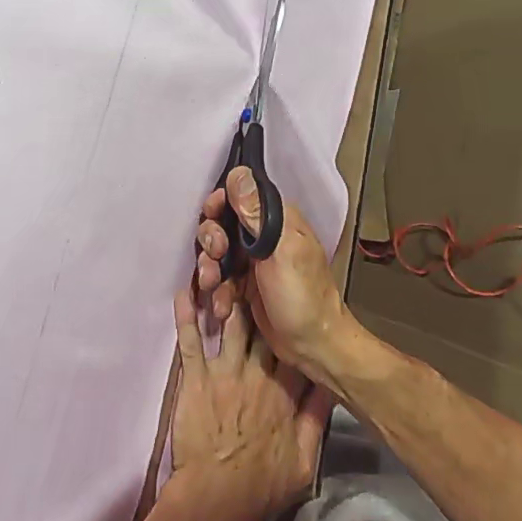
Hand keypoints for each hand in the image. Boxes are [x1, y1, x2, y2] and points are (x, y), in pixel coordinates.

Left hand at [166, 287, 327, 520]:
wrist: (216, 497)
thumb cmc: (262, 484)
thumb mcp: (305, 459)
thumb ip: (318, 420)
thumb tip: (333, 387)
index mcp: (284, 392)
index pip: (294, 348)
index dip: (294, 321)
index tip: (294, 295)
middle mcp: (257, 374)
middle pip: (263, 328)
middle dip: (263, 297)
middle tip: (261, 266)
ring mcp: (224, 373)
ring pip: (230, 325)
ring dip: (229, 295)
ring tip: (228, 264)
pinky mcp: (196, 378)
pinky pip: (191, 340)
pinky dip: (187, 315)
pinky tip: (185, 289)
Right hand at [194, 167, 346, 375]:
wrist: (312, 347)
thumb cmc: (303, 297)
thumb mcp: (281, 250)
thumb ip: (257, 214)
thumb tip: (239, 173)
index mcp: (278, 220)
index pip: (240, 196)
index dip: (220, 205)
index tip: (213, 217)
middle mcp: (264, 236)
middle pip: (221, 224)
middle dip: (211, 241)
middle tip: (216, 257)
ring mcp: (253, 262)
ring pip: (216, 253)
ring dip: (209, 269)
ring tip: (214, 286)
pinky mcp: (245, 285)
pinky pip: (220, 279)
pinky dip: (217, 292)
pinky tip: (223, 307)